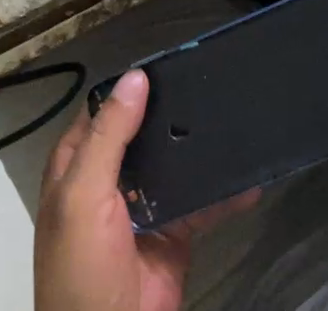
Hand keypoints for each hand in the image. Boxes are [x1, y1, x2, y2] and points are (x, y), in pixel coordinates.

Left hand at [35, 71, 258, 310]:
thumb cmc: (82, 267)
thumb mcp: (84, 196)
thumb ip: (109, 137)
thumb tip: (135, 77)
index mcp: (77, 164)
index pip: (105, 109)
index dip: (132, 86)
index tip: (172, 61)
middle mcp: (109, 178)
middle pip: (144, 132)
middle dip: (174, 111)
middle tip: (215, 82)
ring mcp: (143, 205)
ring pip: (175, 163)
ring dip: (201, 147)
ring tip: (237, 117)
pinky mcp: (173, 231)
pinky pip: (202, 202)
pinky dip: (225, 193)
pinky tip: (251, 177)